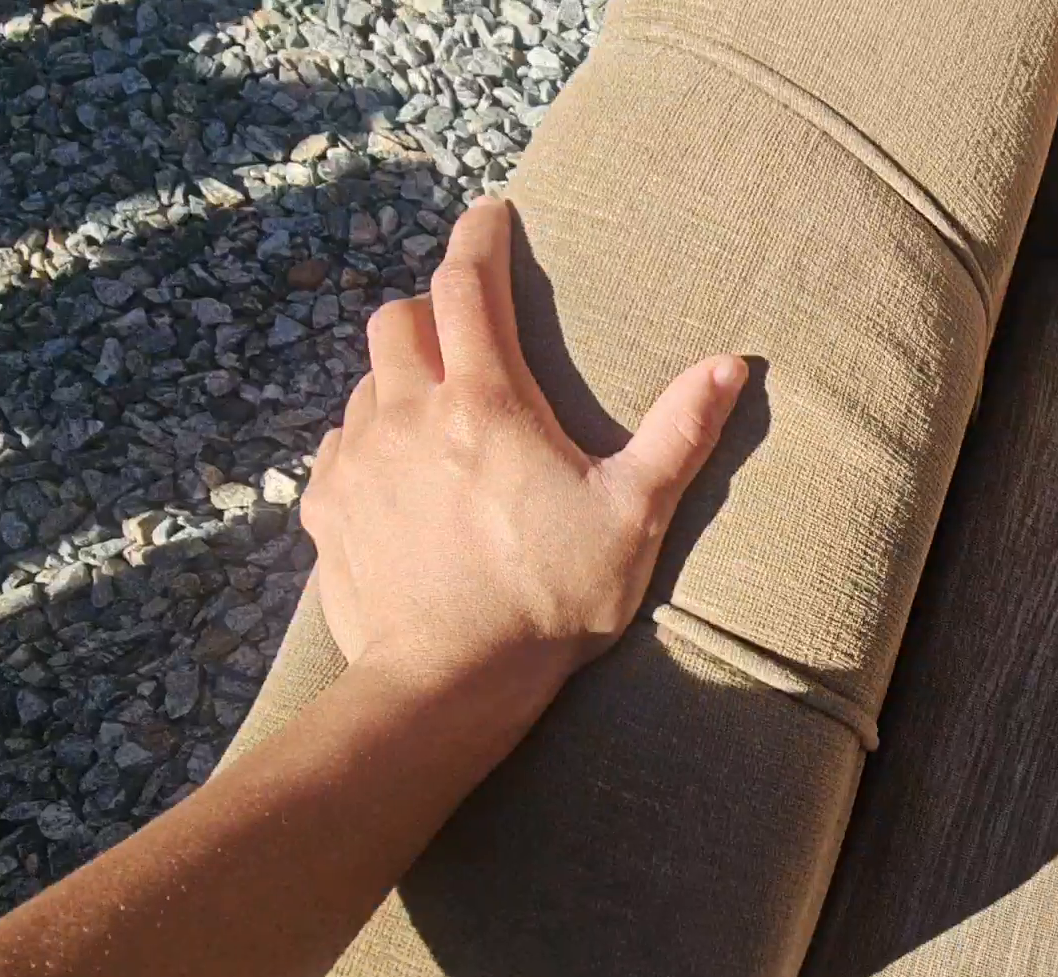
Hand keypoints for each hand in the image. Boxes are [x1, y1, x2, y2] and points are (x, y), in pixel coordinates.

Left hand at [301, 196, 744, 693]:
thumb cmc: (556, 594)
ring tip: (449, 411)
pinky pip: (340, 440)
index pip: (468, 290)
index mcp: (486, 405)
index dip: (480, 241)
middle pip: (400, 322)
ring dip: (406, 375)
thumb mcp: (639, 512)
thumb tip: (731, 364)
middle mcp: (407, 415)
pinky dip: (374, 432)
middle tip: (476, 335)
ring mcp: (354, 460)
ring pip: (367, 381)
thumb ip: (683, 432)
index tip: (492, 214)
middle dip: (436, 310)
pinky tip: (407, 470)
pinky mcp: (326, 508)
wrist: (453, 682)